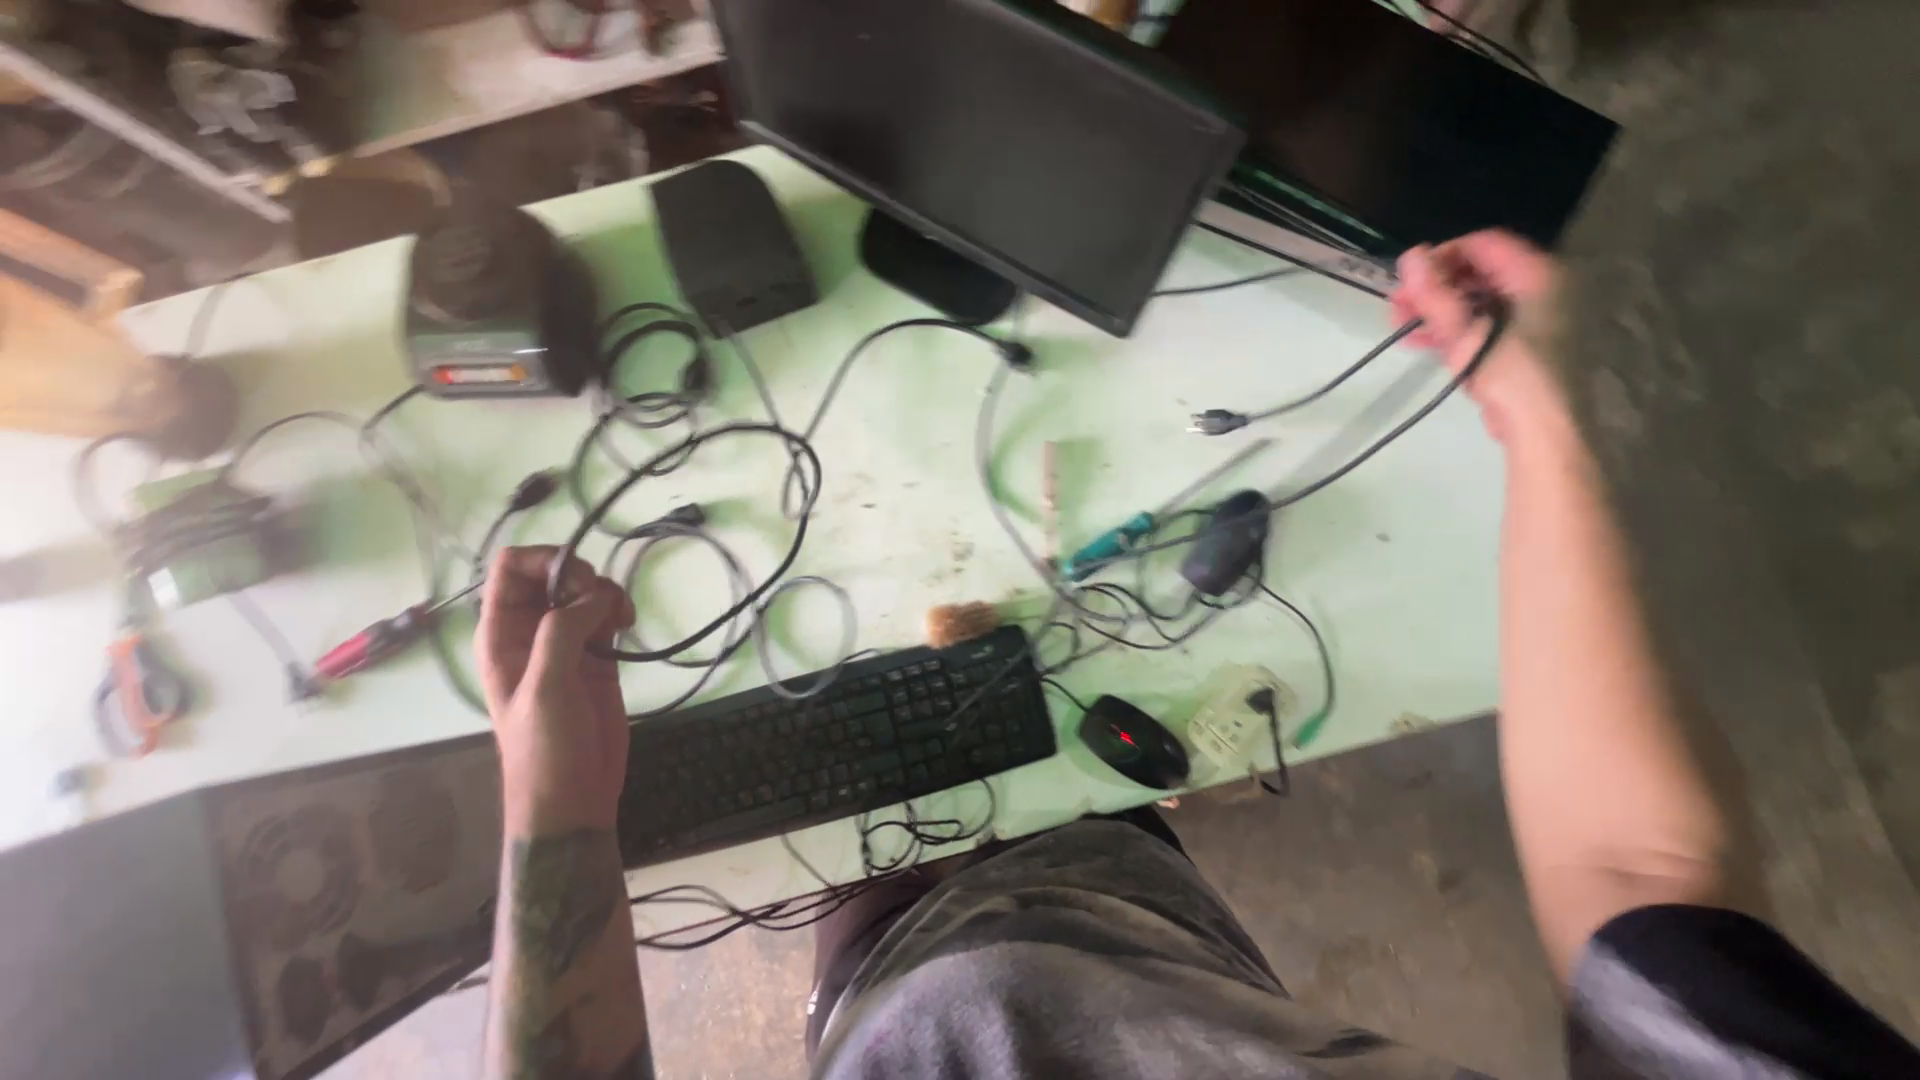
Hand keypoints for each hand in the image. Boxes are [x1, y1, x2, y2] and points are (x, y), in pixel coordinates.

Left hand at [476, 546, 635, 830]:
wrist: (573, 796)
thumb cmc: (544, 747)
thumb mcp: (545, 687)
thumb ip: (563, 632)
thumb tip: (596, 594)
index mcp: (503, 634)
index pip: (512, 569)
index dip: (544, 560)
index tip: (577, 580)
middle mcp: (532, 631)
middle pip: (554, 574)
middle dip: (583, 577)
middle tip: (603, 604)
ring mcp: (567, 644)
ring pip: (586, 592)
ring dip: (608, 594)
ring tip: (622, 620)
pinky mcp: (598, 658)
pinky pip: (607, 615)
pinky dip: (620, 611)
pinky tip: (629, 627)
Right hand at [1391, 230, 1567, 445]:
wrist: (1542, 425)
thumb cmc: (1509, 372)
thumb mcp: (1464, 332)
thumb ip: (1436, 293)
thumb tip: (1410, 255)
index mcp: (1537, 273)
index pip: (1483, 244)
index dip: (1441, 256)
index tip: (1408, 279)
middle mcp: (1541, 285)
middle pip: (1478, 271)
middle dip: (1434, 286)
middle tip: (1396, 304)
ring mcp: (1533, 314)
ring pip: (1476, 298)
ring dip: (1436, 308)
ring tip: (1400, 325)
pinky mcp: (1522, 340)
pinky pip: (1482, 321)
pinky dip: (1452, 327)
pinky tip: (1420, 341)